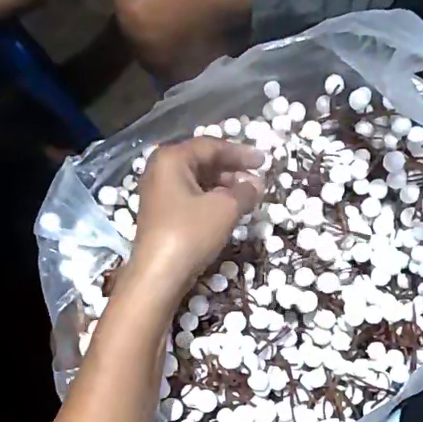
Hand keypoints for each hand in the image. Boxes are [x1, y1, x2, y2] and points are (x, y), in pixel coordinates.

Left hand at [123, 137, 262, 295]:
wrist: (158, 275)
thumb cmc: (190, 233)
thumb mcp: (225, 209)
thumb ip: (245, 191)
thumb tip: (256, 185)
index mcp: (171, 159)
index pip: (211, 146)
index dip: (240, 153)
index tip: (264, 160)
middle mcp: (160, 171)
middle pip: (202, 162)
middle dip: (232, 170)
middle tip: (257, 180)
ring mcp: (158, 193)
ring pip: (197, 181)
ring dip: (224, 187)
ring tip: (248, 197)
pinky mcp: (160, 214)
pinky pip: (190, 198)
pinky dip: (211, 200)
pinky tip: (228, 211)